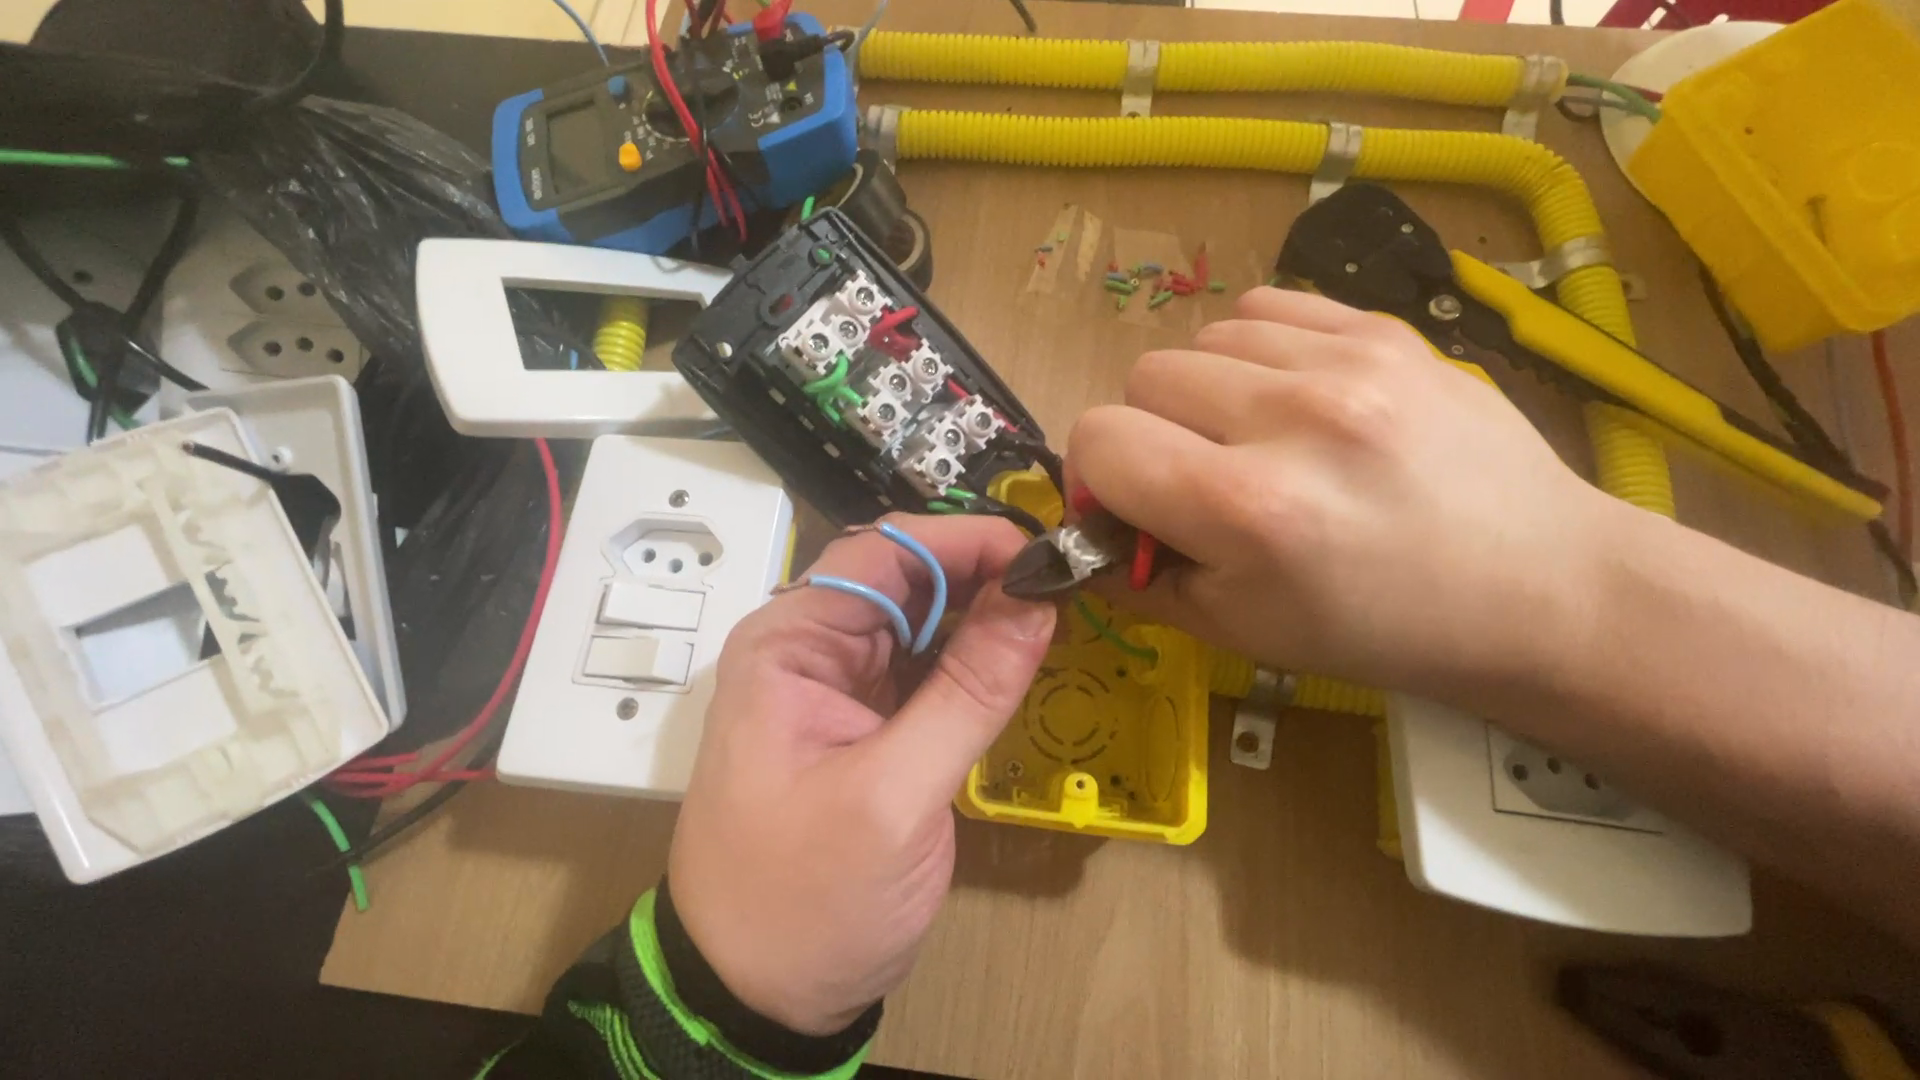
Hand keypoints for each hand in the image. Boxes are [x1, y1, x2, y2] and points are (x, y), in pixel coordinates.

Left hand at [666, 515, 1054, 1034]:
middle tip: (1063, 589)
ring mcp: (839, 686)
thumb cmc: (808, 898)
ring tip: (1054, 618)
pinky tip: (1018, 661)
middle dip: (983, 576)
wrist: (759, 994)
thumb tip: (1038, 600)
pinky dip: (973, 660)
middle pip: (906, 579)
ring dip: (984, 616)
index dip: (967, 542)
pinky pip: (926, 668)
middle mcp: (811, 648)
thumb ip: (968, 693)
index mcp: (791, 643)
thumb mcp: (894, 797)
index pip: (885, 554)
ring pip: (922, 620)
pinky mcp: (868, 722)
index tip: (1044, 558)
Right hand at [1069, 288, 1620, 696]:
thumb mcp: (1236, 631)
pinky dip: (1255, 352)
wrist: (1536, 587)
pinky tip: (1291, 396)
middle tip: (1197, 475)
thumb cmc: (1377, 629)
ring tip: (1251, 434)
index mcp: (1245, 508)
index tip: (1128, 503)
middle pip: (1142, 379)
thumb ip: (1135, 579)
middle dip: (1149, 432)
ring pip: (1201, 337)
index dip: (1095, 475)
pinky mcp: (1386, 330)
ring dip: (1203, 389)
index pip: (1100, 439)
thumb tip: (1083, 531)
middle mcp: (1289, 418)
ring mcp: (1346, 362)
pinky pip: (1267, 307)